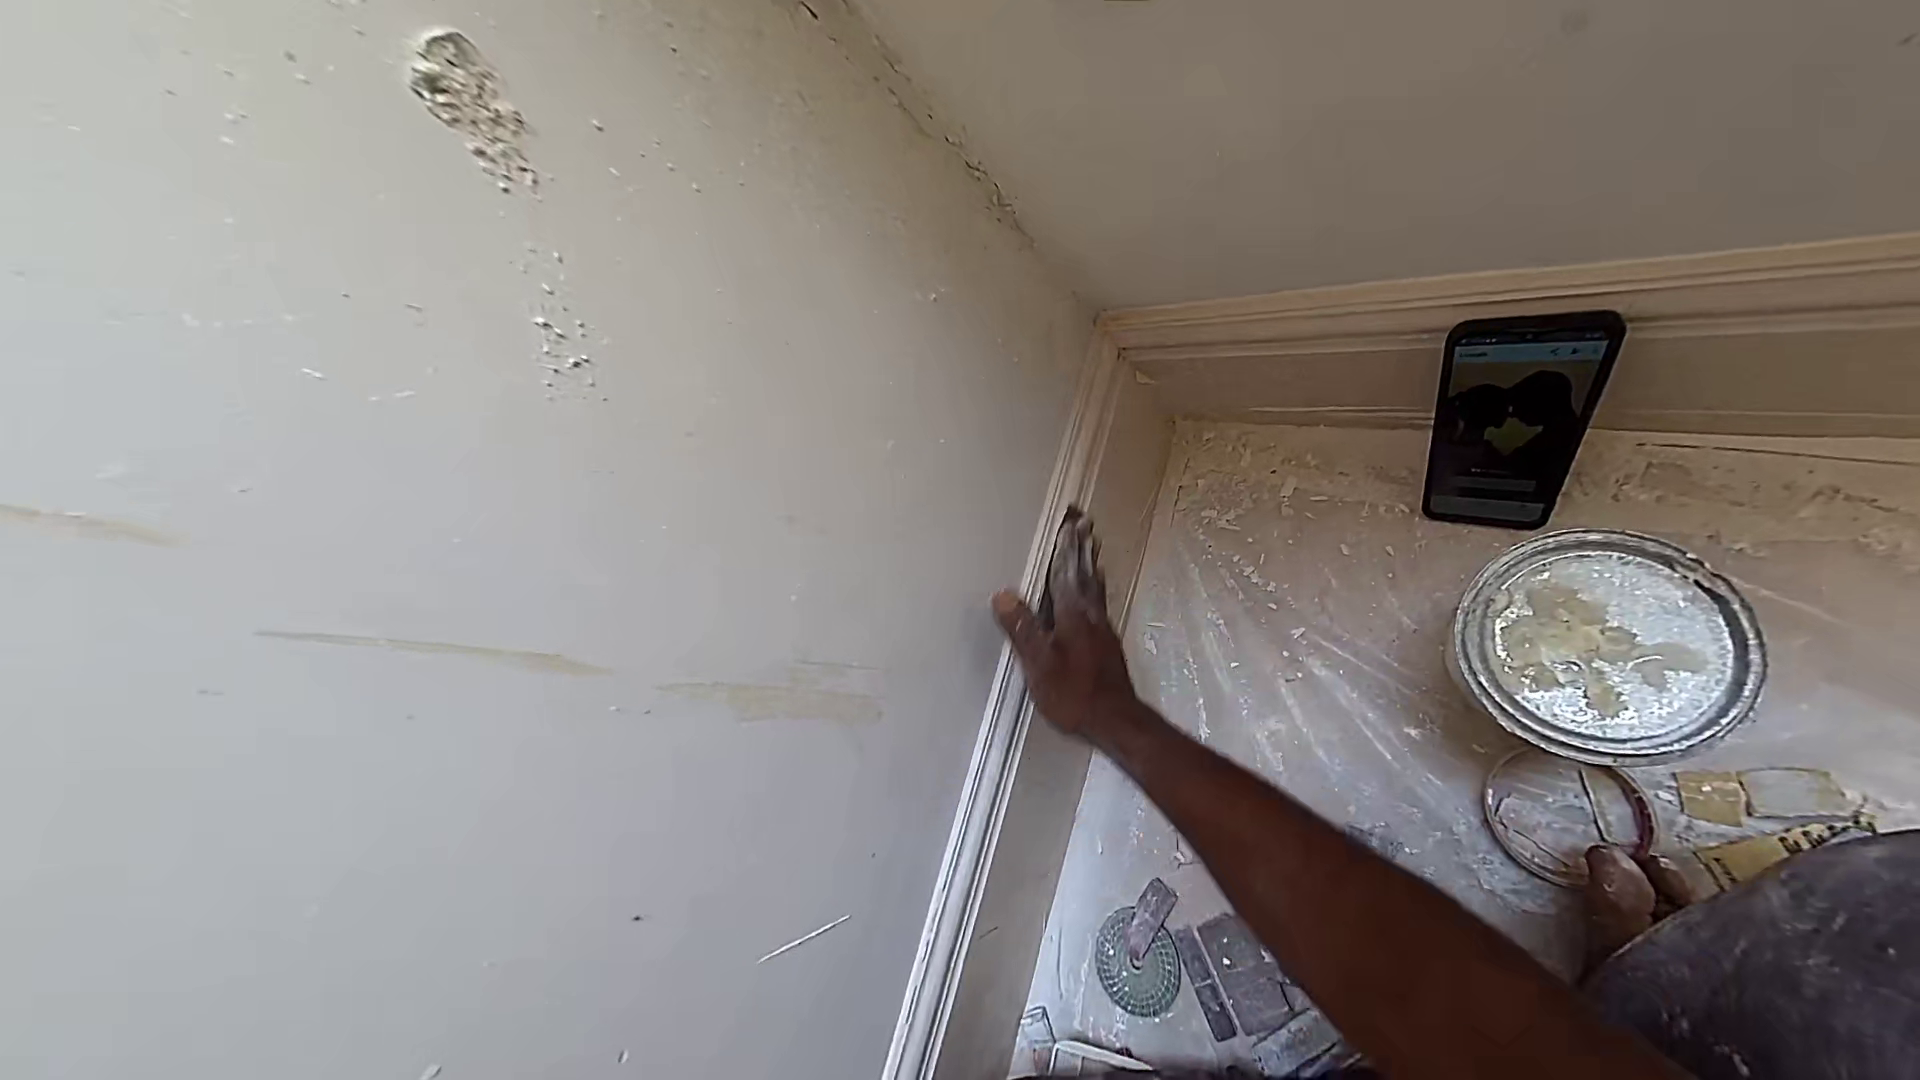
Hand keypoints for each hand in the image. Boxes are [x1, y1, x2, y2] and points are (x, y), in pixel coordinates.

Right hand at [991, 510, 1138, 739]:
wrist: (1115, 720)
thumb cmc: (1074, 695)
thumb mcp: (1040, 664)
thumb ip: (1023, 629)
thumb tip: (1003, 595)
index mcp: (1071, 615)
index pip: (1065, 573)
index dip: (1065, 547)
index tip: (1067, 522)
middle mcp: (1089, 615)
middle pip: (1084, 572)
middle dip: (1080, 545)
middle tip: (1082, 520)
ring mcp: (1100, 627)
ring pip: (1094, 584)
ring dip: (1089, 560)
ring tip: (1089, 541)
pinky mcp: (1106, 641)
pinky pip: (1098, 599)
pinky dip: (1095, 583)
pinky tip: (1096, 584)